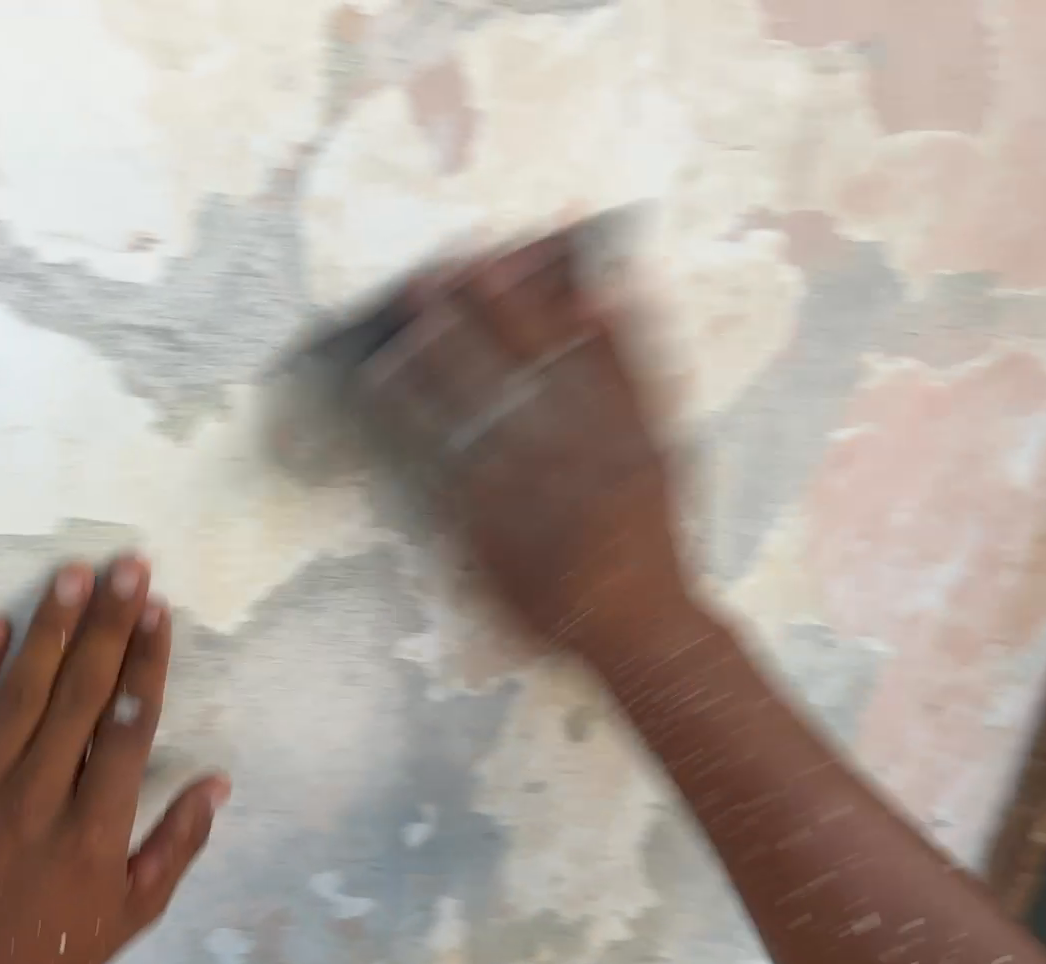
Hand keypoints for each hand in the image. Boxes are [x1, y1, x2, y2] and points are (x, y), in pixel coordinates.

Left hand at [0, 556, 229, 963]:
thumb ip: (179, 843)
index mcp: (92, 832)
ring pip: (19, 697)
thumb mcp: (136, 910)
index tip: (159, 611)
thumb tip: (218, 781)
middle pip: (78, 698)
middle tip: (127, 567)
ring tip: (72, 576)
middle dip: (108, 626)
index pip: (128, 731)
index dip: (147, 665)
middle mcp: (37, 801)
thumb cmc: (63, 946)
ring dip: (50, 631)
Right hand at [356, 230, 692, 655]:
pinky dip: (622, 326)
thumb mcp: (485, 566)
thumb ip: (456, 506)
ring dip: (532, 308)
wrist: (644, 623)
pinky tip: (606, 281)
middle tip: (437, 274)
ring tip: (505, 257)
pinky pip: (640, 375)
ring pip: (566, 363)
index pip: (454, 419)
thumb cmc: (551, 603)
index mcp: (509, 495)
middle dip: (464, 323)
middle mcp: (560, 458)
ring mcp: (614, 441)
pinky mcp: (655, 435)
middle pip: (504, 377)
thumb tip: (426, 450)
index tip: (390, 341)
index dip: (418, 376)